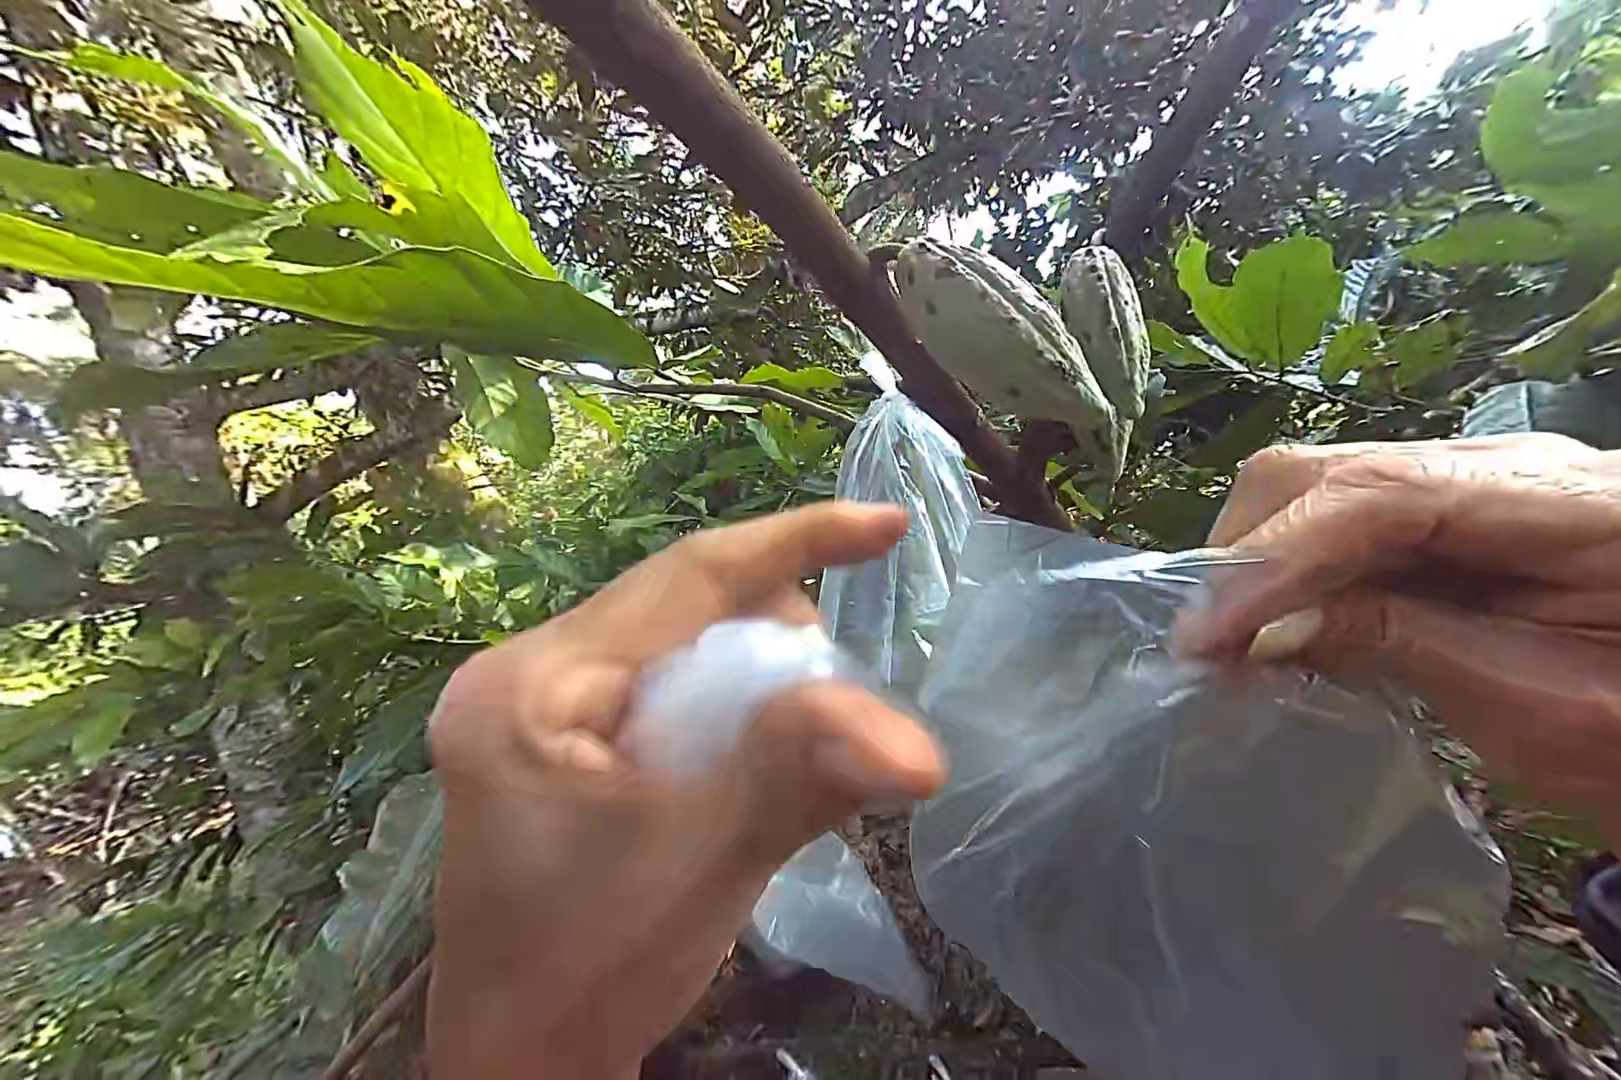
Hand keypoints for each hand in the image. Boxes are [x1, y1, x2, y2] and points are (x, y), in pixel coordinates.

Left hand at [425, 502, 944, 1079]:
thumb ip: (800, 779)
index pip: (693, 574)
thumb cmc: (591, 972)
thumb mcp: (704, 866)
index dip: (801, 539)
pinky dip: (746, 701)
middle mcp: (536, 666)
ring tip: (788, 755)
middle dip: (784, 643)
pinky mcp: (580, 723)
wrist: (527, 1059)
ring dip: (769, 677)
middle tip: (830, 717)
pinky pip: (691, 674)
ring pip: (704, 636)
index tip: (888, 523)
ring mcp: (554, 693)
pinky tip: (756, 757)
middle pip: (701, 603)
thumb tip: (921, 751)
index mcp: (536, 685)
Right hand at [1181, 435, 1620, 998]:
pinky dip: (1289, 561)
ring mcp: (1495, 471)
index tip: (1205, 627)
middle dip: (1254, 547)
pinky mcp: (1455, 499)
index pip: (1398, 497)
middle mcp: (1546, 460)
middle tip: (1204, 632)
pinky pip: (1341, 510)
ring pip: (1326, 478)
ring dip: (1260, 552)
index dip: (1282, 556)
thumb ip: (1387, 641)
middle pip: (1344, 467)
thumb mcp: (1528, 710)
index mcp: (1620, 508)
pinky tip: (1273, 610)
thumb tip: (1253, 630)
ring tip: (1228, 627)